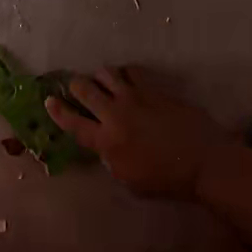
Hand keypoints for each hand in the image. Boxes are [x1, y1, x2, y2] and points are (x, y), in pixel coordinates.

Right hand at [46, 66, 225, 199]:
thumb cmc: (166, 179)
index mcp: (107, 142)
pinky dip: (124, 73)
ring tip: (102, 82)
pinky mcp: (153, 87)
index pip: (74, 124)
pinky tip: (127, 79)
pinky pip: (131, 71)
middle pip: (85, 89)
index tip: (49, 100)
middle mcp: (115, 114)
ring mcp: (135, 96)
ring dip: (100, 77)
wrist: (202, 160)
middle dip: (77, 86)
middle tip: (76, 86)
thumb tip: (105, 145)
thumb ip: (112, 159)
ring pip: (106, 73)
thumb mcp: (130, 180)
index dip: (58, 111)